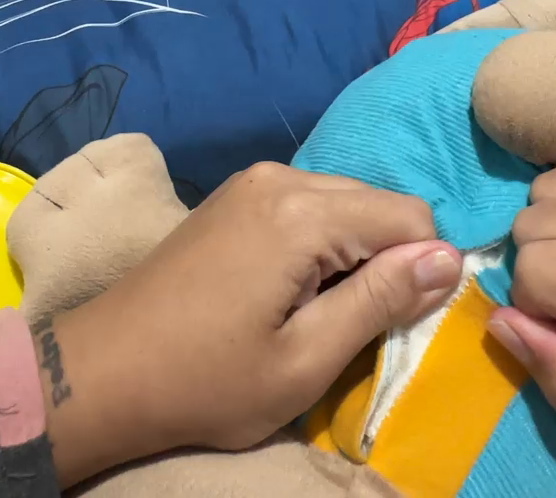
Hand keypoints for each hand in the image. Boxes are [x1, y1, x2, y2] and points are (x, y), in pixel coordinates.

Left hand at [39, 162, 460, 484]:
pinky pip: (309, 200)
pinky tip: (291, 283)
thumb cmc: (207, 380)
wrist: (105, 367)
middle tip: (352, 322)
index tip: (396, 321)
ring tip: (317, 307)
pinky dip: (321, 237)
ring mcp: (254, 178)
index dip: (421, 269)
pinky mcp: (238, 191)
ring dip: (352, 248)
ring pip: (345, 199)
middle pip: (377, 202)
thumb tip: (450, 259)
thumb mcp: (305, 360)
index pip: (409, 216)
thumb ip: (381, 302)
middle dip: (386, 257)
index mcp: (301, 213)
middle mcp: (281, 176)